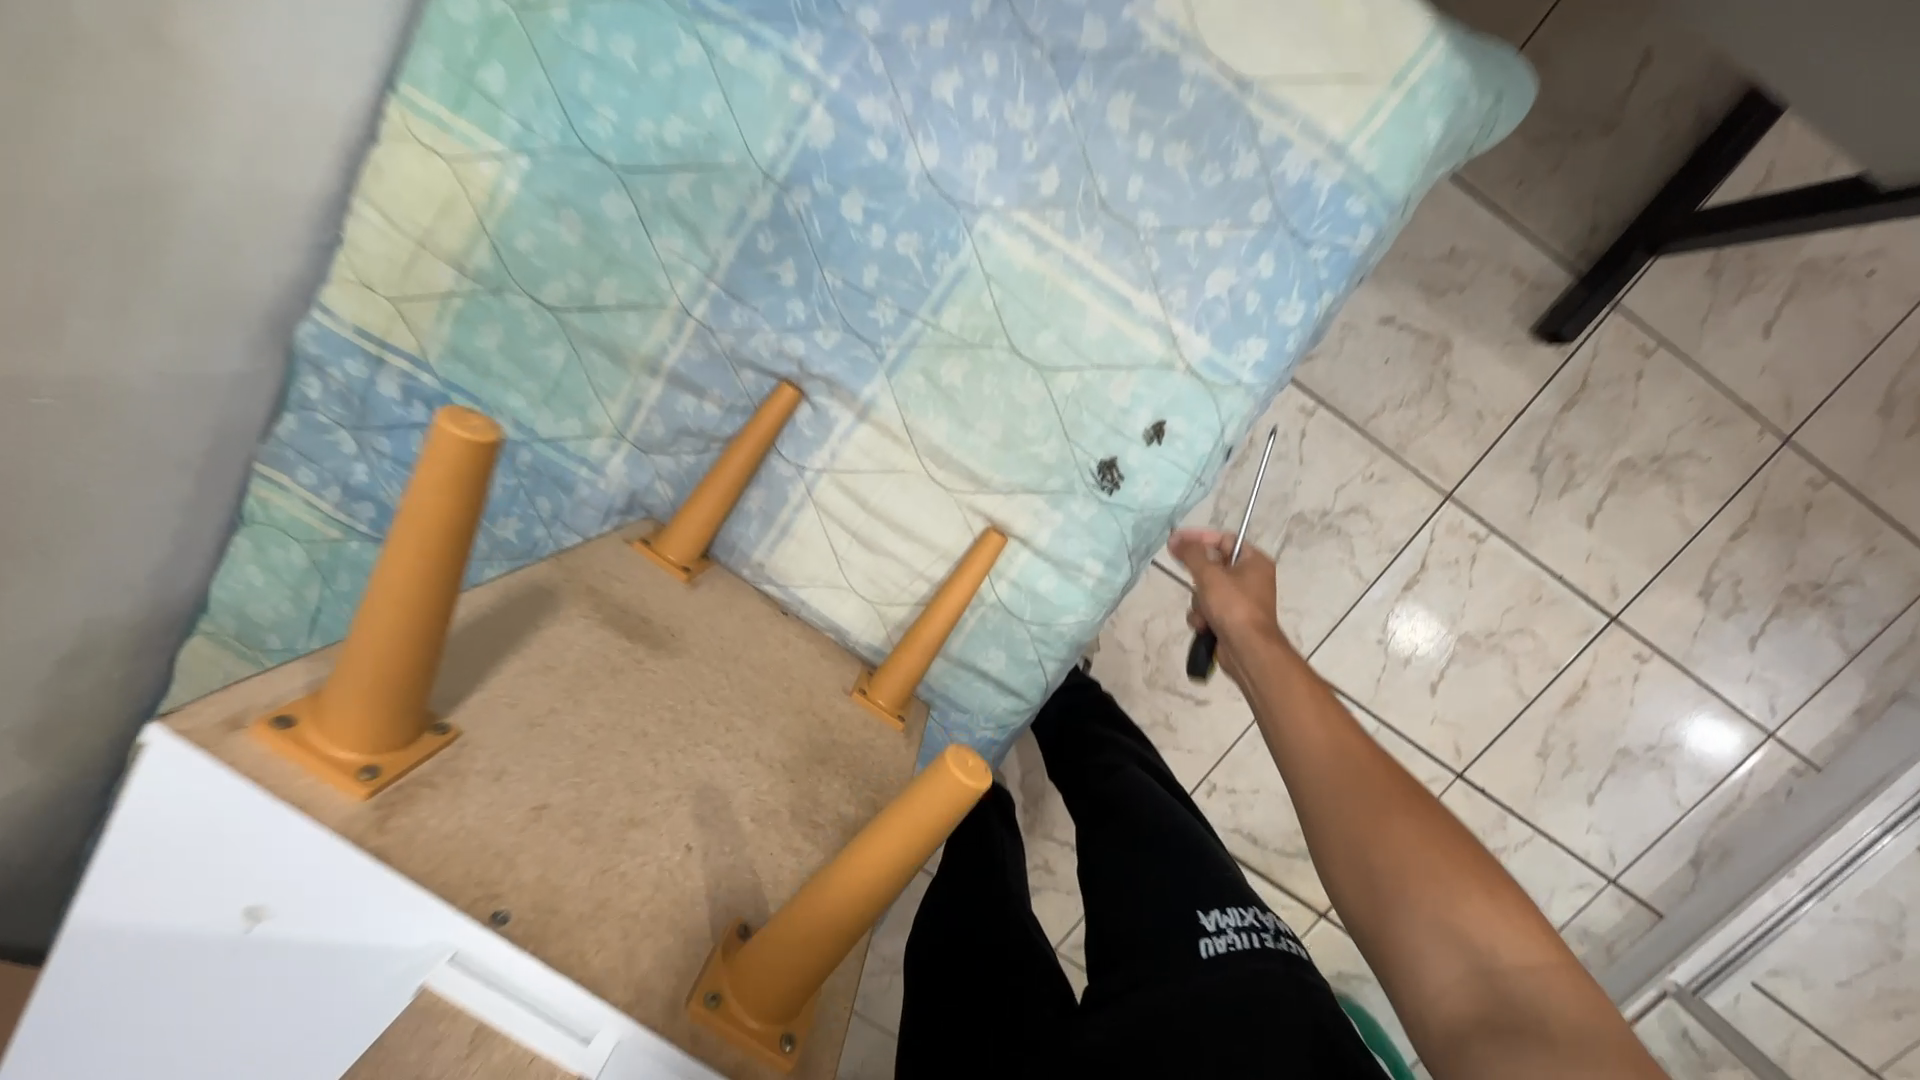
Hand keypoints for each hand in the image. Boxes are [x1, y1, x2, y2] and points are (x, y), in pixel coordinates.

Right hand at [1168, 527, 1286, 683]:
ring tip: (1204, 612)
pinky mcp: (1231, 619)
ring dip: (1199, 601)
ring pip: (1206, 590)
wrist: (1247, 650)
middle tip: (1185, 576)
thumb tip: (1175, 538)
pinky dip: (1203, 616)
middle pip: (1212, 566)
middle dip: (1197, 579)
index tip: (1176, 540)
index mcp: (1254, 561)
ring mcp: (1240, 600)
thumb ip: (1191, 553)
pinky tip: (1205, 626)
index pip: (1223, 539)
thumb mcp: (1209, 574)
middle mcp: (1250, 578)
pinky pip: (1209, 609)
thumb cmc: (1233, 606)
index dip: (1199, 538)